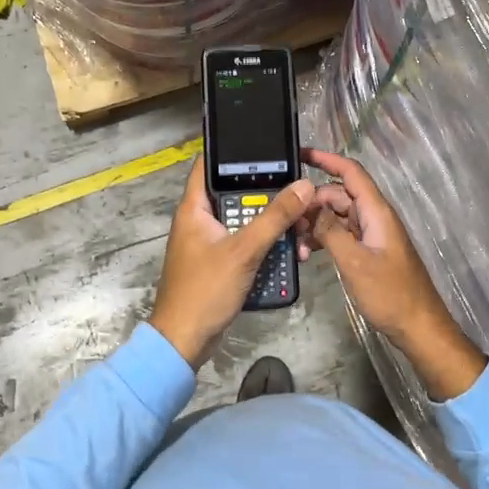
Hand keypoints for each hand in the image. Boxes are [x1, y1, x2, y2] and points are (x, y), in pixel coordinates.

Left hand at [148, 160, 313, 367]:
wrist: (184, 342)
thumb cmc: (206, 290)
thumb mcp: (244, 250)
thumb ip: (275, 218)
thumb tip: (304, 185)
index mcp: (194, 208)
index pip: (209, 164)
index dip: (233, 152)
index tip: (266, 146)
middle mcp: (199, 220)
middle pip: (236, 196)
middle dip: (267, 198)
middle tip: (297, 194)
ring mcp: (209, 243)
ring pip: (245, 222)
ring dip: (270, 226)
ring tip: (298, 225)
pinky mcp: (219, 263)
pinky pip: (245, 245)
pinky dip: (264, 246)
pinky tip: (287, 250)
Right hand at [302, 148, 486, 400]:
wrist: (417, 326)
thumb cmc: (389, 293)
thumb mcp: (354, 261)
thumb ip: (330, 230)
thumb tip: (309, 205)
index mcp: (376, 211)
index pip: (350, 172)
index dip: (326, 159)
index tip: (300, 153)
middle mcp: (374, 217)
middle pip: (338, 195)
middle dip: (312, 203)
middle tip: (288, 221)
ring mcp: (372, 234)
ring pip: (337, 216)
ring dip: (316, 225)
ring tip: (297, 244)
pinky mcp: (369, 251)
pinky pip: (342, 234)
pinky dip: (325, 239)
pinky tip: (308, 253)